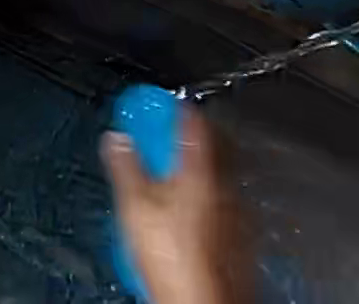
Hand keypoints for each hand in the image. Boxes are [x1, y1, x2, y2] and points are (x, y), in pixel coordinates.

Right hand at [101, 105, 251, 303]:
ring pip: (222, 172)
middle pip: (215, 144)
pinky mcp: (243, 239)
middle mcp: (225, 185)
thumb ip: (125, 165)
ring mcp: (238, 213)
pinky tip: (194, 206)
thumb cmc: (171, 255)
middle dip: (192, 133)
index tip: (165, 103)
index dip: (179, 107)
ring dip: (202, 162)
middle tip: (171, 130)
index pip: (195, 122)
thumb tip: (116, 138)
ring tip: (179, 166)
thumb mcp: (134, 205)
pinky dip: (210, 190)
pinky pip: (227, 199)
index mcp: (199, 169)